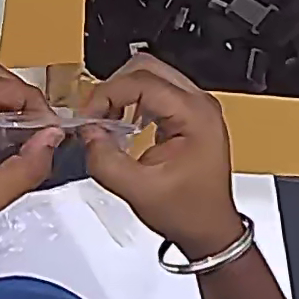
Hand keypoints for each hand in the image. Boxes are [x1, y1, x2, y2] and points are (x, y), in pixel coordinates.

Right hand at [79, 53, 242, 258]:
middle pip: (146, 68)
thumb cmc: (188, 212)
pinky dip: (133, 101)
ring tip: (108, 122)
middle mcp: (199, 103)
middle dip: (114, 88)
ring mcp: (195, 106)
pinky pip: (156, 91)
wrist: (210, 229)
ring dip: (123, 94)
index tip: (89, 117)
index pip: (142, 82)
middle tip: (96, 117)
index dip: (108, 94)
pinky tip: (125, 124)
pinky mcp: (188, 113)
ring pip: (150, 75)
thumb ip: (106, 160)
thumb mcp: (138, 191)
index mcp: (195, 115)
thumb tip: (88, 133)